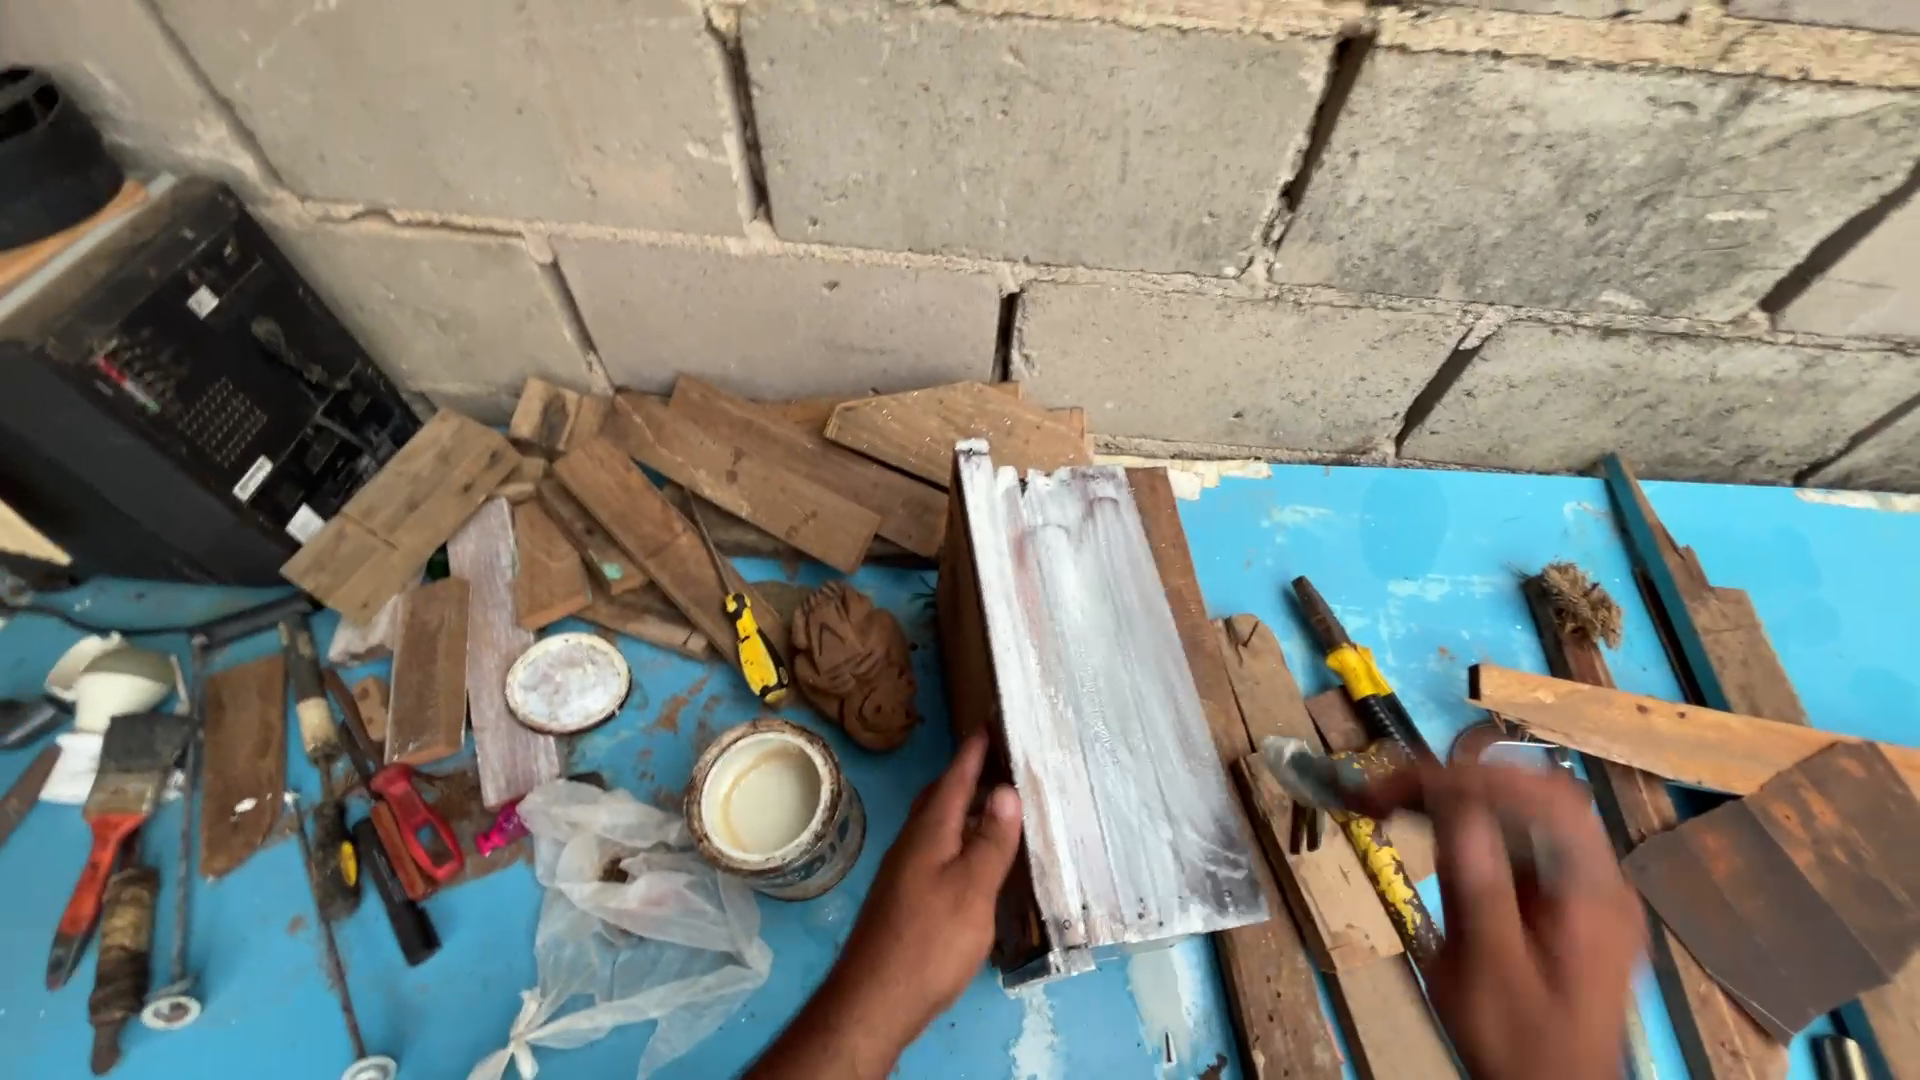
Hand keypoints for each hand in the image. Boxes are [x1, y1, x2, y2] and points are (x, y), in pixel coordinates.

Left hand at [747, 732, 1021, 1077]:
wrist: (874, 999)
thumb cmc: (929, 940)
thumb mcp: (972, 889)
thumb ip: (991, 841)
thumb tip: (1006, 789)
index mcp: (930, 831)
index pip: (954, 778)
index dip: (973, 752)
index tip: (988, 723)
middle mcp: (913, 841)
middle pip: (941, 797)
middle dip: (966, 774)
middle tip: (997, 761)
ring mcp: (905, 869)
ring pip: (937, 823)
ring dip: (962, 807)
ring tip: (993, 805)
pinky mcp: (905, 895)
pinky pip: (936, 847)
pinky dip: (957, 837)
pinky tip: (973, 858)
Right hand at [1357, 762, 1644, 1079]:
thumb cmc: (1516, 1042)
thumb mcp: (1488, 973)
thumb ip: (1478, 890)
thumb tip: (1452, 808)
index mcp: (1591, 897)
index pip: (1541, 801)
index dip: (1468, 779)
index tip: (1400, 787)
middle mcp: (1597, 878)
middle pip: (1535, 791)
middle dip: (1457, 776)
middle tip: (1389, 788)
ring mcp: (1582, 883)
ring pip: (1525, 802)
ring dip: (1457, 788)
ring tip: (1395, 796)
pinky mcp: (1559, 891)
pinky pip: (1517, 828)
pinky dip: (1467, 811)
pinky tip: (1429, 817)